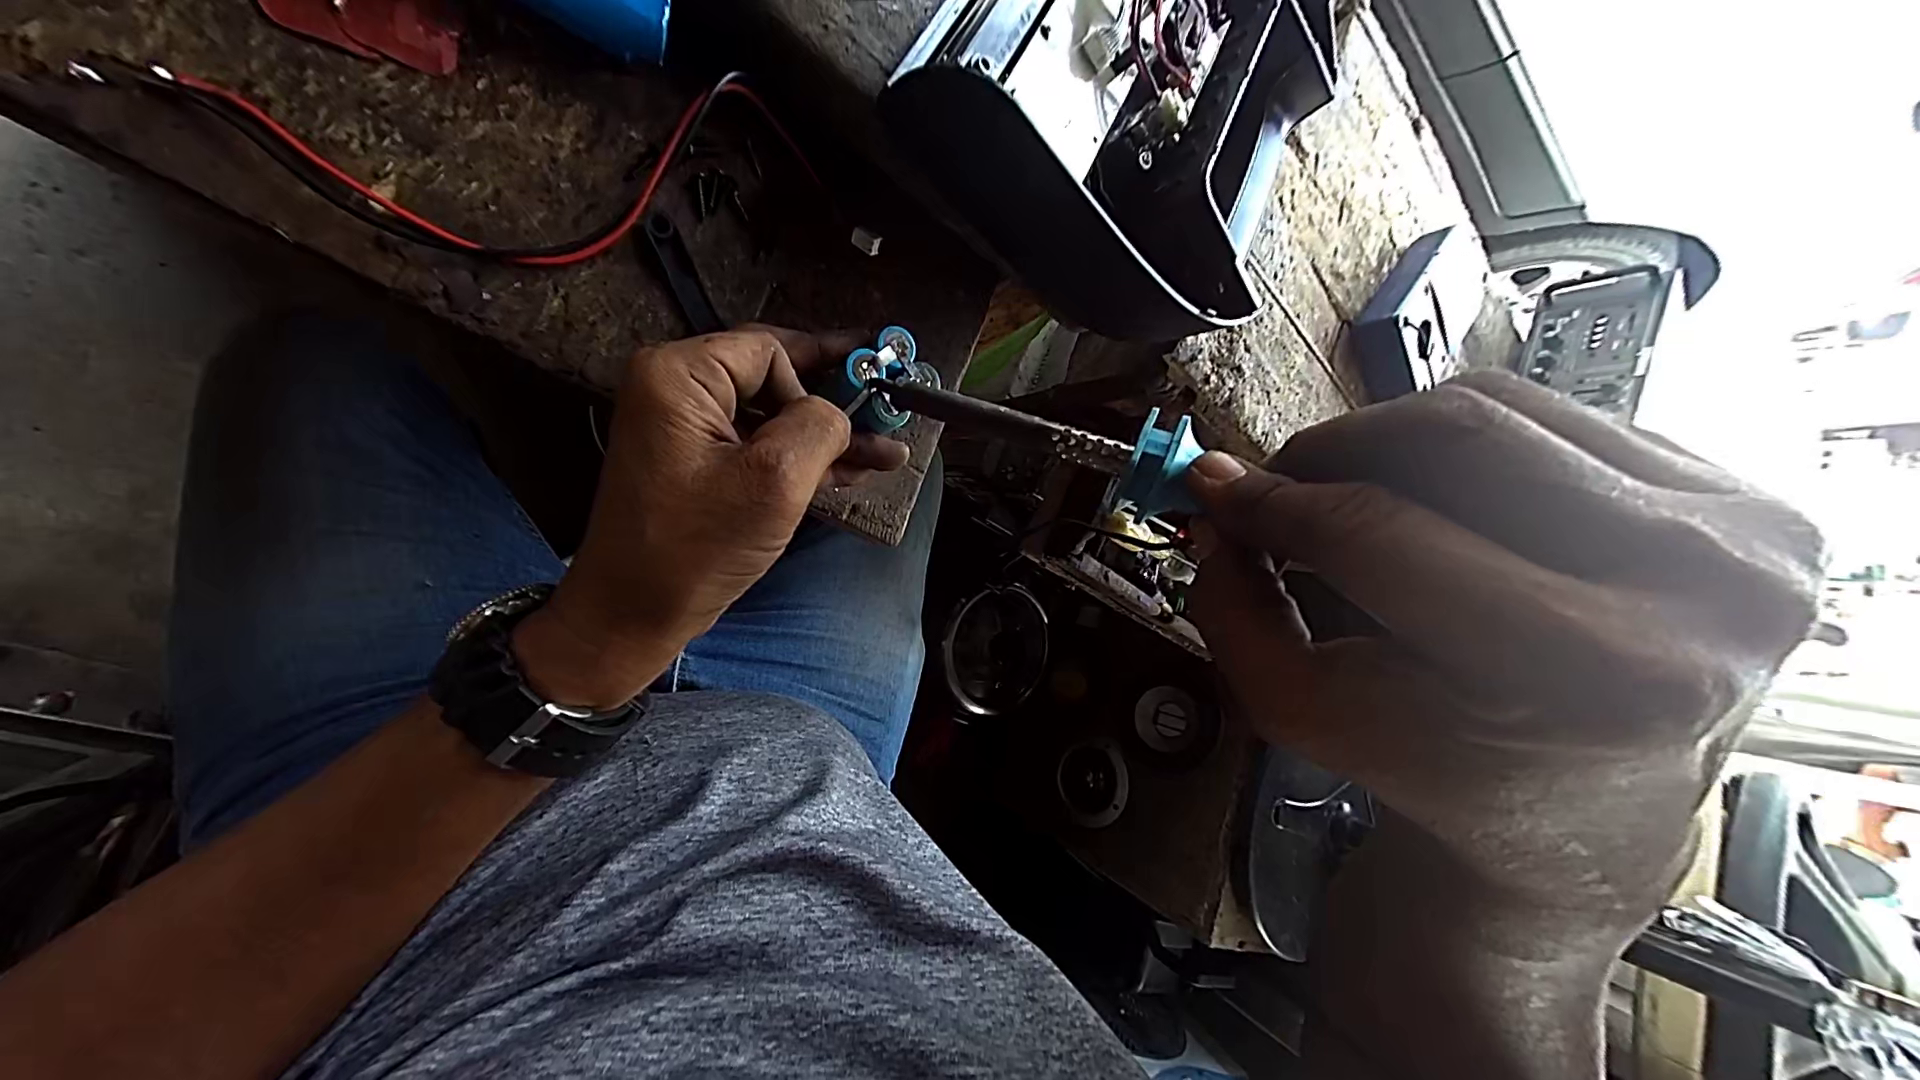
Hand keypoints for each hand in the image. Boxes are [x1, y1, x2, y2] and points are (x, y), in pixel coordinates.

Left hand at [514, 328, 910, 706]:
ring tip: (881, 453)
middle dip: (833, 402)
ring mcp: (689, 429)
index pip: (770, 350)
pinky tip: (850, 471)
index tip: (846, 423)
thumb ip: (819, 427)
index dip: (814, 383)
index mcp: (678, 375)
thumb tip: (839, 413)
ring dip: (828, 436)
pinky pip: (763, 446)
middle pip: (776, 377)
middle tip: (884, 413)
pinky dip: (804, 459)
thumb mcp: (775, 481)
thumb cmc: (696, 549)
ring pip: (776, 415)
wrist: (635, 614)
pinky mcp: (701, 464)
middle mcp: (677, 389)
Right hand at [1182, 372, 1820, 1075]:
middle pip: (1453, 435)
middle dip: (1330, 447)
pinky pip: (1552, 415)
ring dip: (1386, 437)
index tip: (1211, 485)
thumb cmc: (1426, 767)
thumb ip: (1233, 604)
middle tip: (1278, 482)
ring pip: (1500, 406)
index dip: (1274, 501)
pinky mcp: (1754, 501)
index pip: (1380, 535)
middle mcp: (1703, 591)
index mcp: (1584, 675)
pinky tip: (1431, 494)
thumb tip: (1212, 491)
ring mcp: (1754, 536)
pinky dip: (1457, 441)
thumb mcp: (1300, 709)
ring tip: (1348, 491)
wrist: (1570, 809)